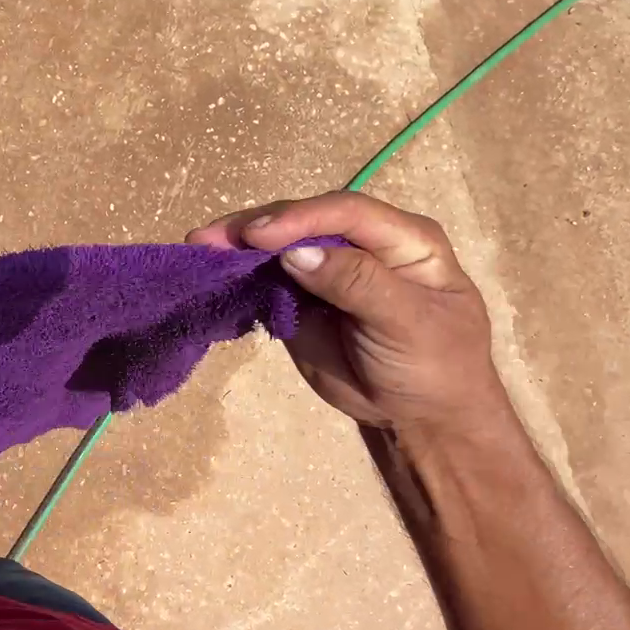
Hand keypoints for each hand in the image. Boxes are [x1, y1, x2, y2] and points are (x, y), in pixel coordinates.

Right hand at [187, 192, 508, 434]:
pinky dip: (235, 274)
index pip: (346, 213)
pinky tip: (209, 272)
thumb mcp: (407, 324)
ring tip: (197, 249)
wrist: (417, 416)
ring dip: (235, 246)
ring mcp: (324, 268)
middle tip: (207, 240)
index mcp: (402, 239)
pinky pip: (262, 276)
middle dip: (255, 226)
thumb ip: (356, 283)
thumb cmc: (432, 366)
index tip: (255, 237)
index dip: (299, 219)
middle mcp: (360, 244)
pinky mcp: (296, 295)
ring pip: (275, 245)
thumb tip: (293, 253)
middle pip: (302, 220)